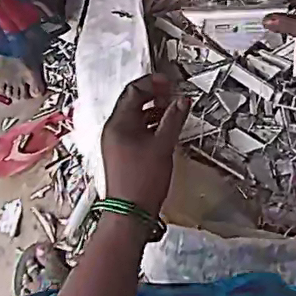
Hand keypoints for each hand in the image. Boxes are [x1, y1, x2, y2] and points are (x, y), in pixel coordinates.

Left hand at [99, 74, 186, 213]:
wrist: (130, 213)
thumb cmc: (141, 182)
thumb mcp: (163, 145)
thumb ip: (174, 119)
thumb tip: (182, 102)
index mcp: (118, 123)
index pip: (133, 91)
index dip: (152, 83)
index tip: (168, 83)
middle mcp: (113, 130)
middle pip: (132, 101)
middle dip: (153, 95)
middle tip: (171, 94)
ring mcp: (115, 141)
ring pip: (134, 115)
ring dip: (153, 110)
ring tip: (171, 110)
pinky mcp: (121, 152)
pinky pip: (134, 129)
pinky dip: (149, 124)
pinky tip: (163, 129)